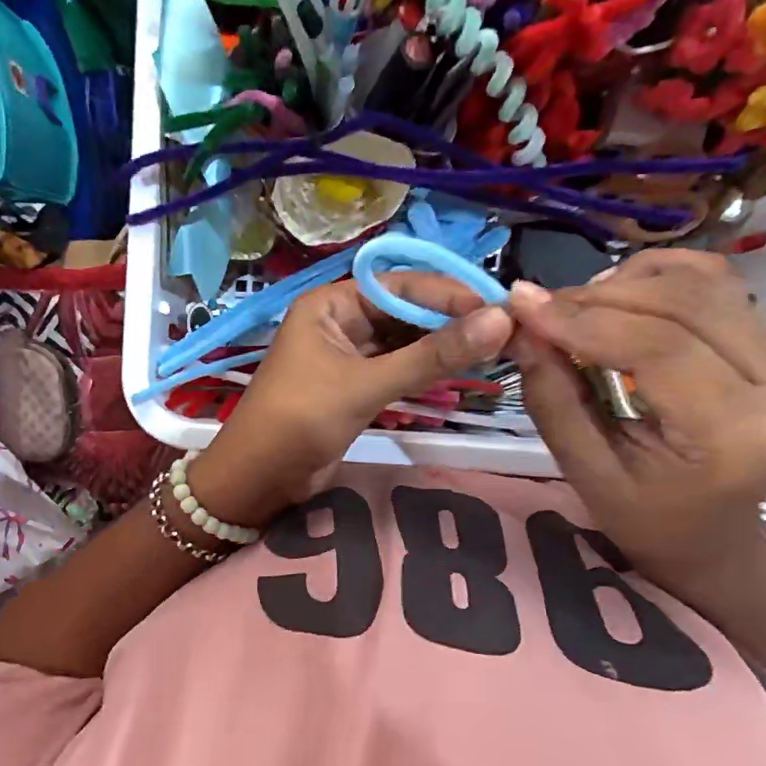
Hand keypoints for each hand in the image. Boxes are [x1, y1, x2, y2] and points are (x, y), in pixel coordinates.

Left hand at [190, 273, 513, 525]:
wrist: (259, 480)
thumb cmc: (302, 419)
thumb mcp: (367, 384)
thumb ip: (432, 356)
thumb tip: (500, 321)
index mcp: (331, 303)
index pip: (400, 285)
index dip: (450, 293)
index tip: (500, 307)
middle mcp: (340, 321)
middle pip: (405, 312)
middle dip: (450, 320)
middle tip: (505, 331)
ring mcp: (348, 356)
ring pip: (404, 342)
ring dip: (442, 347)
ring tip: (495, 348)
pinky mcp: (355, 386)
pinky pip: (398, 369)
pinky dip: (426, 371)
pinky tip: (462, 370)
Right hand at [508, 249, 765, 589]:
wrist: (711, 536)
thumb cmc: (646, 520)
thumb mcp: (587, 473)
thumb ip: (554, 400)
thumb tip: (522, 324)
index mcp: (739, 438)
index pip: (660, 348)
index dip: (584, 318)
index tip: (523, 304)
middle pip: (687, 305)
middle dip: (599, 297)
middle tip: (541, 307)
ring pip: (704, 286)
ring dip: (628, 284)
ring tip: (576, 308)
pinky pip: (720, 286)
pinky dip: (662, 278)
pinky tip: (621, 296)